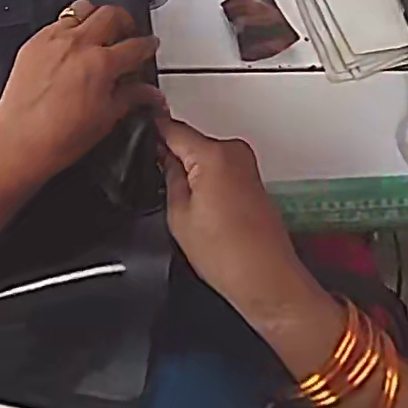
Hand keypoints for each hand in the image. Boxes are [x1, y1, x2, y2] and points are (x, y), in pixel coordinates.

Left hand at [0, 0, 162, 187]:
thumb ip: (131, 98)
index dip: (148, 45)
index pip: (136, 45)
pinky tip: (71, 44)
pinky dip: (70, 28)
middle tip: (128, 33)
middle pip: (112, 14)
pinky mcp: (34, 42)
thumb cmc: (57, 136)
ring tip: (100, 31)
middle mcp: (78, 44)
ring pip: (83, 9)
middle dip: (126, 21)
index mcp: (101, 64)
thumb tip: (149, 94)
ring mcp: (54, 39)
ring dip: (97, 17)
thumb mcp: (106, 119)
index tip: (149, 45)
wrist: (19, 141)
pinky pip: (57, 22)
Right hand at [156, 112, 330, 323]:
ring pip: (206, 153)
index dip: (152, 131)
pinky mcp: (253, 177)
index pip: (172, 128)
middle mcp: (234, 151)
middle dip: (173, 154)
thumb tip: (164, 158)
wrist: (267, 280)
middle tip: (159, 178)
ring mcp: (247, 164)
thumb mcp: (178, 215)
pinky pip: (221, 166)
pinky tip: (204, 206)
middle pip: (190, 139)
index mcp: (213, 155)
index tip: (140, 136)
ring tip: (186, 202)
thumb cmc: (231, 256)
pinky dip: (209, 177)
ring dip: (192, 167)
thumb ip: (168, 176)